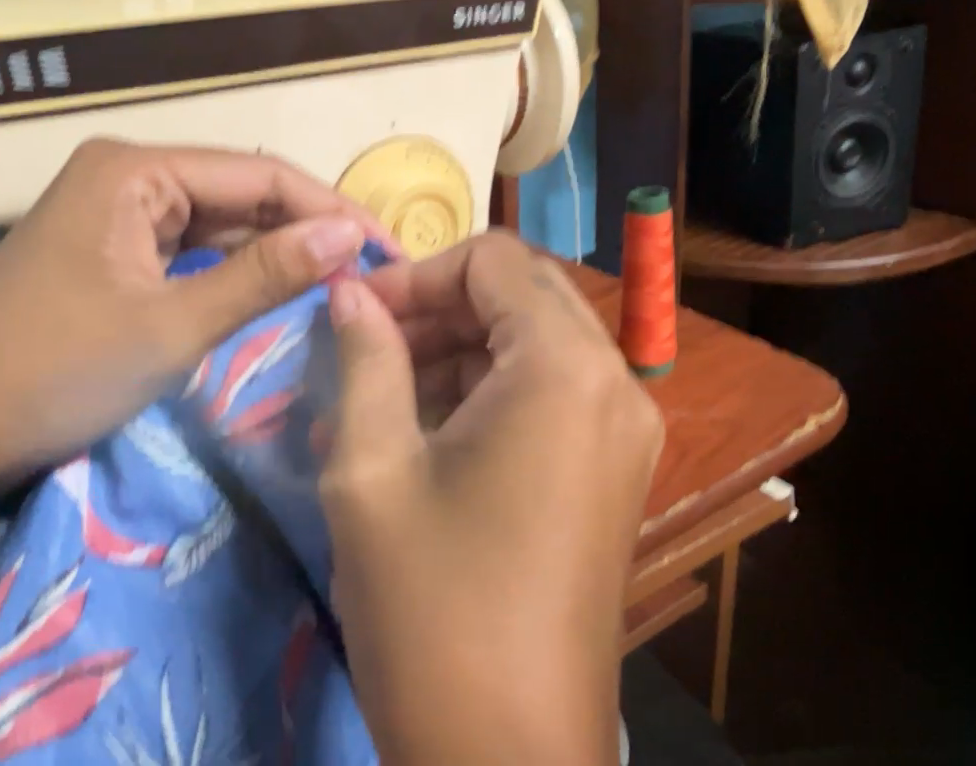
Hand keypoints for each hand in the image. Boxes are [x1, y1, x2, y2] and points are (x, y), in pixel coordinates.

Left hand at [0, 139, 392, 491]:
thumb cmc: (55, 374)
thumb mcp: (173, 326)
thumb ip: (267, 275)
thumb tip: (350, 233)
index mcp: (134, 170)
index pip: (260, 175)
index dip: (330, 209)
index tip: (390, 250)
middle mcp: (125, 176)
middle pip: (240, 194)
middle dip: (306, 231)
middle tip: (373, 272)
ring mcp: (113, 215)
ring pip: (218, 225)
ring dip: (275, 253)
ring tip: (342, 281)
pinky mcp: (107, 254)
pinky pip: (188, 252)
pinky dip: (233, 273)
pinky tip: (277, 292)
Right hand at [319, 232, 663, 765]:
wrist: (507, 756)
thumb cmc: (431, 605)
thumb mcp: (371, 469)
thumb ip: (364, 357)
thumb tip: (350, 290)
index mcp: (564, 368)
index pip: (491, 260)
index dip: (415, 273)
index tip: (353, 312)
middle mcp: (615, 384)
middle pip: (521, 296)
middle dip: (438, 307)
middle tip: (364, 348)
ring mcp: (625, 432)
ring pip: (537, 344)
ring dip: (460, 351)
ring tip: (381, 396)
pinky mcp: (614, 474)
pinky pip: (553, 395)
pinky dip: (491, 392)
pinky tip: (428, 435)